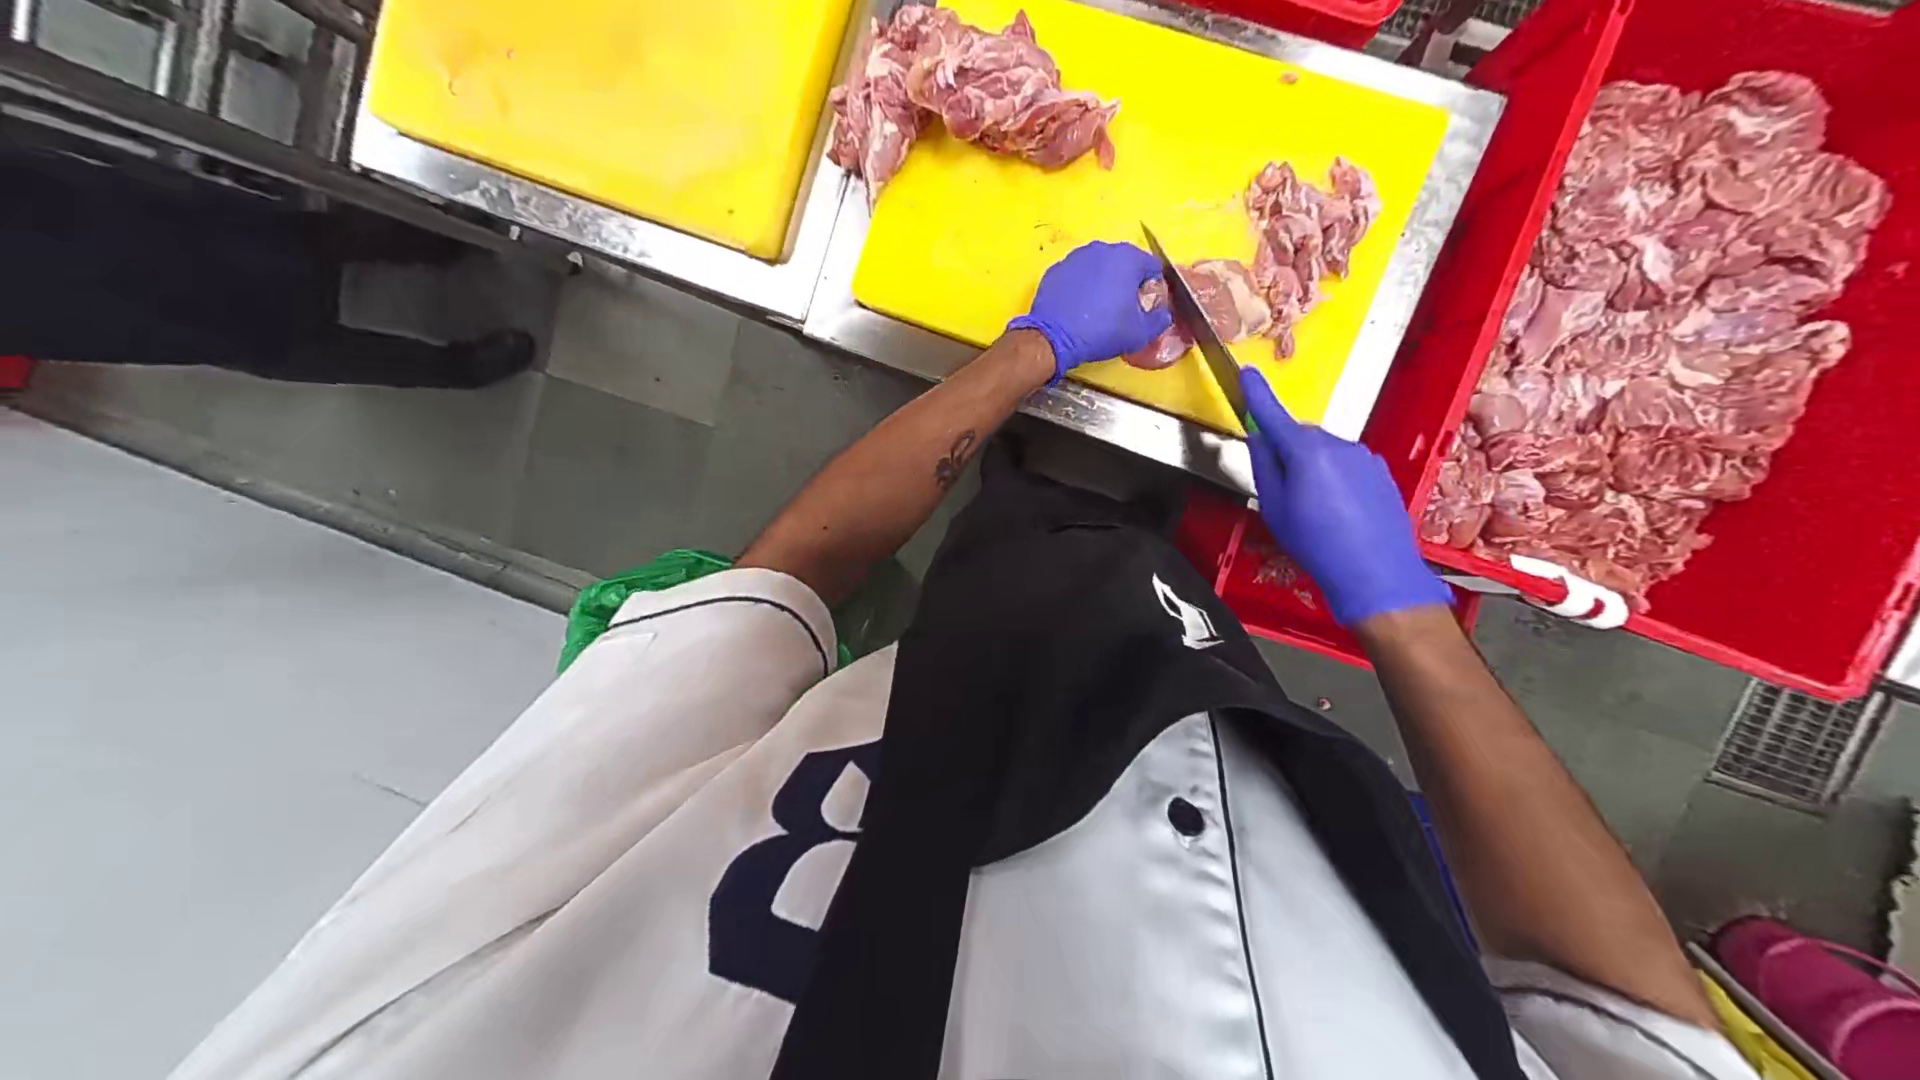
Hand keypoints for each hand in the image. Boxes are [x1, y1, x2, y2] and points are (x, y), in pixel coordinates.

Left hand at [1007, 241, 1174, 381]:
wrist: (1054, 338)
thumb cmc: (1102, 331)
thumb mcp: (1139, 333)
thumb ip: (1158, 320)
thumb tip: (1162, 314)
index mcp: (1128, 257)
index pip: (1152, 267)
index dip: (1152, 288)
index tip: (1143, 308)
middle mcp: (1102, 249)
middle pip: (1124, 264)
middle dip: (1126, 284)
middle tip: (1121, 310)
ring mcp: (1075, 257)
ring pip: (1099, 268)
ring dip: (1103, 284)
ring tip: (1097, 310)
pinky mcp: (1056, 270)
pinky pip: (1077, 277)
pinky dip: (1080, 288)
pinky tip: (1077, 309)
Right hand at [1241, 368, 1451, 626]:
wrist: (1376, 573)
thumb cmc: (1316, 544)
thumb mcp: (1275, 508)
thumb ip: (1264, 468)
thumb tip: (1259, 439)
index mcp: (1308, 452)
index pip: (1274, 416)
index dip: (1257, 395)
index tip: (1246, 374)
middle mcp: (1339, 445)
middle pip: (1300, 436)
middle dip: (1286, 452)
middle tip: (1279, 490)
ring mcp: (1364, 457)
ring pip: (1323, 451)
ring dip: (1310, 468)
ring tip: (1309, 509)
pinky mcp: (1380, 472)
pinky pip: (1345, 464)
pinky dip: (1332, 478)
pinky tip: (1334, 510)